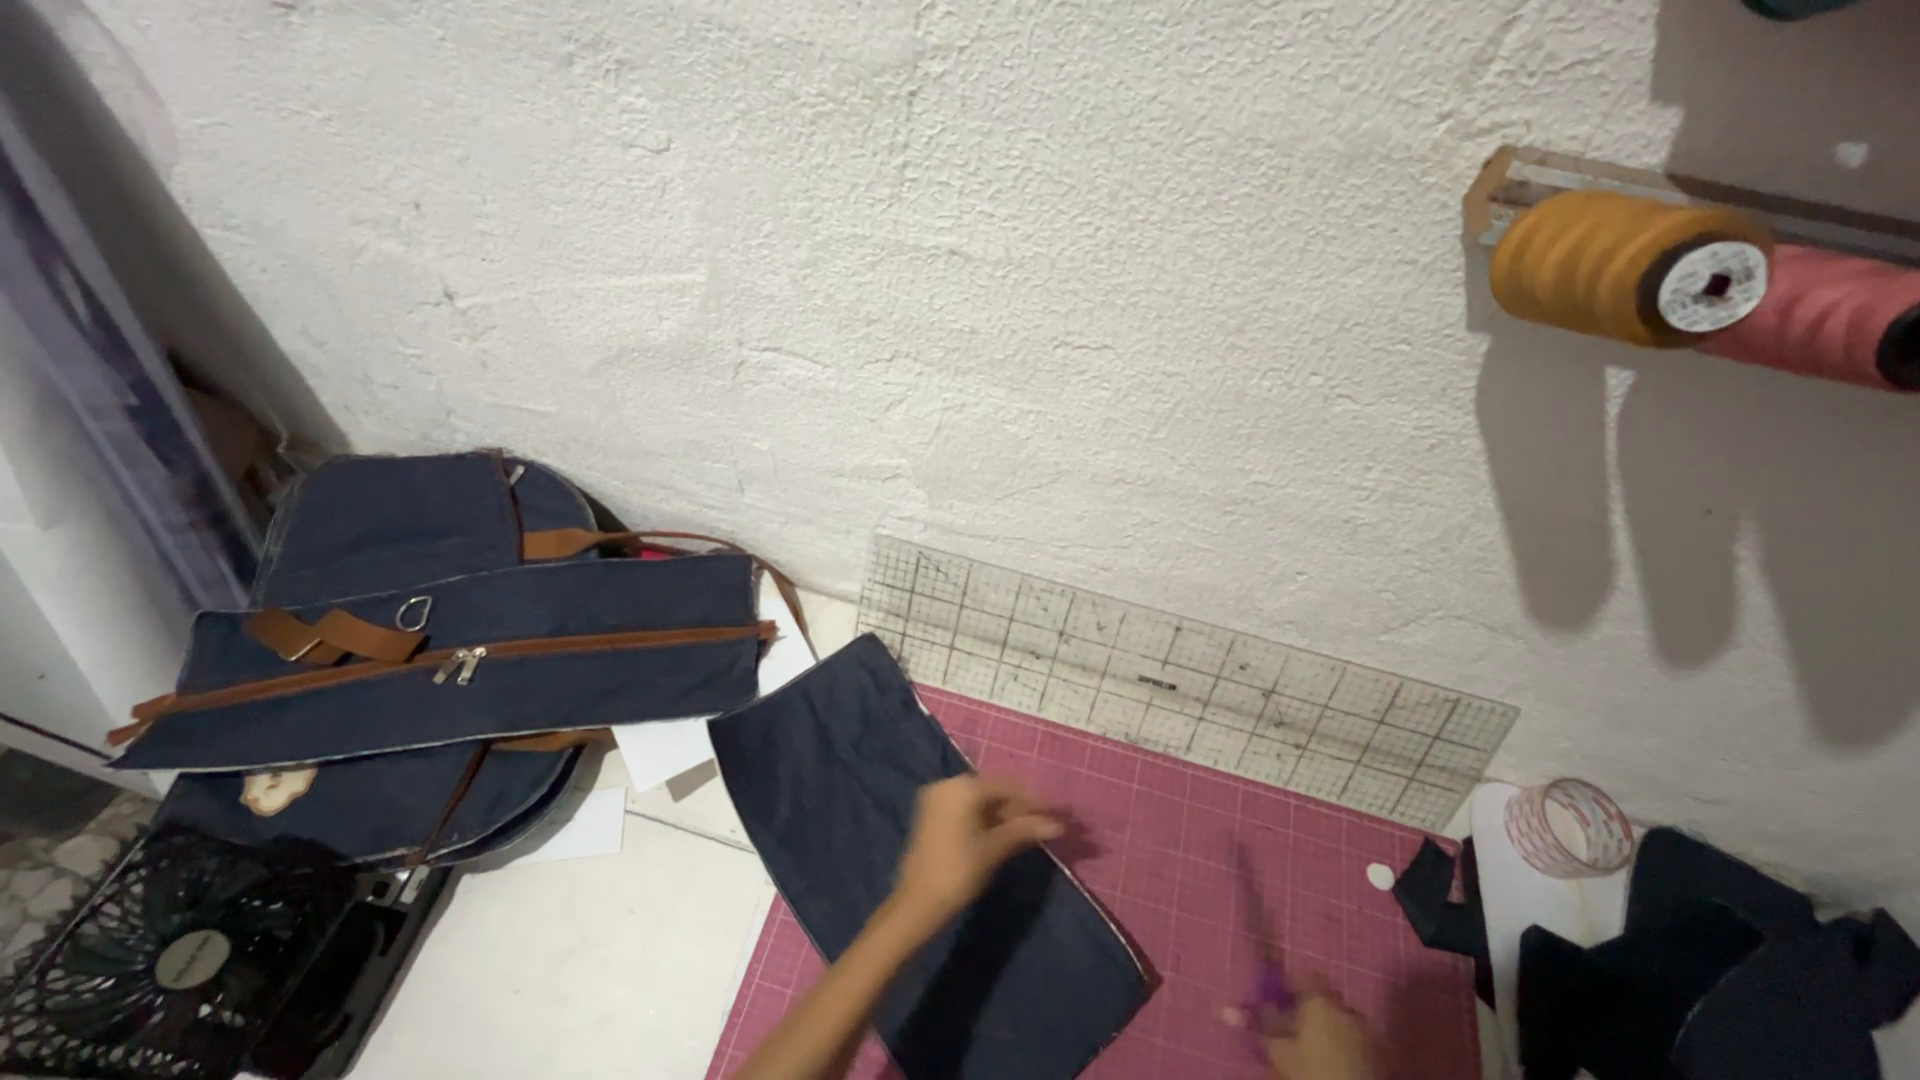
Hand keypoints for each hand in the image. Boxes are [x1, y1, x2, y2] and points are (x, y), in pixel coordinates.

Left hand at [892, 775, 1062, 926]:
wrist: (918, 902)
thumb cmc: (959, 871)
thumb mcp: (994, 849)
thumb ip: (1025, 830)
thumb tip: (1057, 824)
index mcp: (962, 787)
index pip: (1006, 786)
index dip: (1031, 800)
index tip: (1054, 814)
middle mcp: (947, 785)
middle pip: (991, 790)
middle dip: (1017, 807)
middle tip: (1042, 824)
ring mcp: (936, 799)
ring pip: (978, 800)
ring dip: (1002, 813)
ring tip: (1027, 831)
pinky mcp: (931, 815)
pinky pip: (965, 808)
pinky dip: (984, 817)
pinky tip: (1002, 832)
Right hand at [1227, 974, 1374, 1079]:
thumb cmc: (1312, 1071)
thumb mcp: (1278, 1051)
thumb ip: (1258, 1026)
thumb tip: (1227, 1010)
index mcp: (1321, 1001)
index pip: (1307, 976)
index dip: (1292, 984)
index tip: (1280, 998)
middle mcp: (1347, 1008)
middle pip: (1324, 997)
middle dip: (1309, 1008)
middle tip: (1293, 1027)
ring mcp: (1368, 1032)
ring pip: (1341, 1019)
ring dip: (1327, 1027)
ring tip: (1312, 1047)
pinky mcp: (1380, 1054)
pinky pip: (1355, 1038)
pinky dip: (1343, 1043)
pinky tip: (1332, 1059)